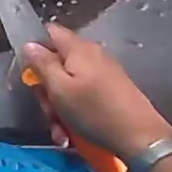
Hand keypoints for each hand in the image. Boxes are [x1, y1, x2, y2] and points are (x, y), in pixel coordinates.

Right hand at [23, 23, 171, 156]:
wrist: (143, 140)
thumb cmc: (95, 111)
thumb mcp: (59, 88)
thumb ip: (42, 63)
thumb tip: (30, 45)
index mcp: (78, 49)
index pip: (49, 32)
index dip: (34, 47)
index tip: (29, 70)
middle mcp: (93, 55)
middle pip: (56, 62)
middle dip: (46, 87)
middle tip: (47, 108)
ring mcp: (105, 74)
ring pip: (68, 83)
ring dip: (59, 106)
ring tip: (60, 129)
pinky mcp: (112, 91)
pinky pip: (83, 95)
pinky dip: (74, 111)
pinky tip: (72, 133)